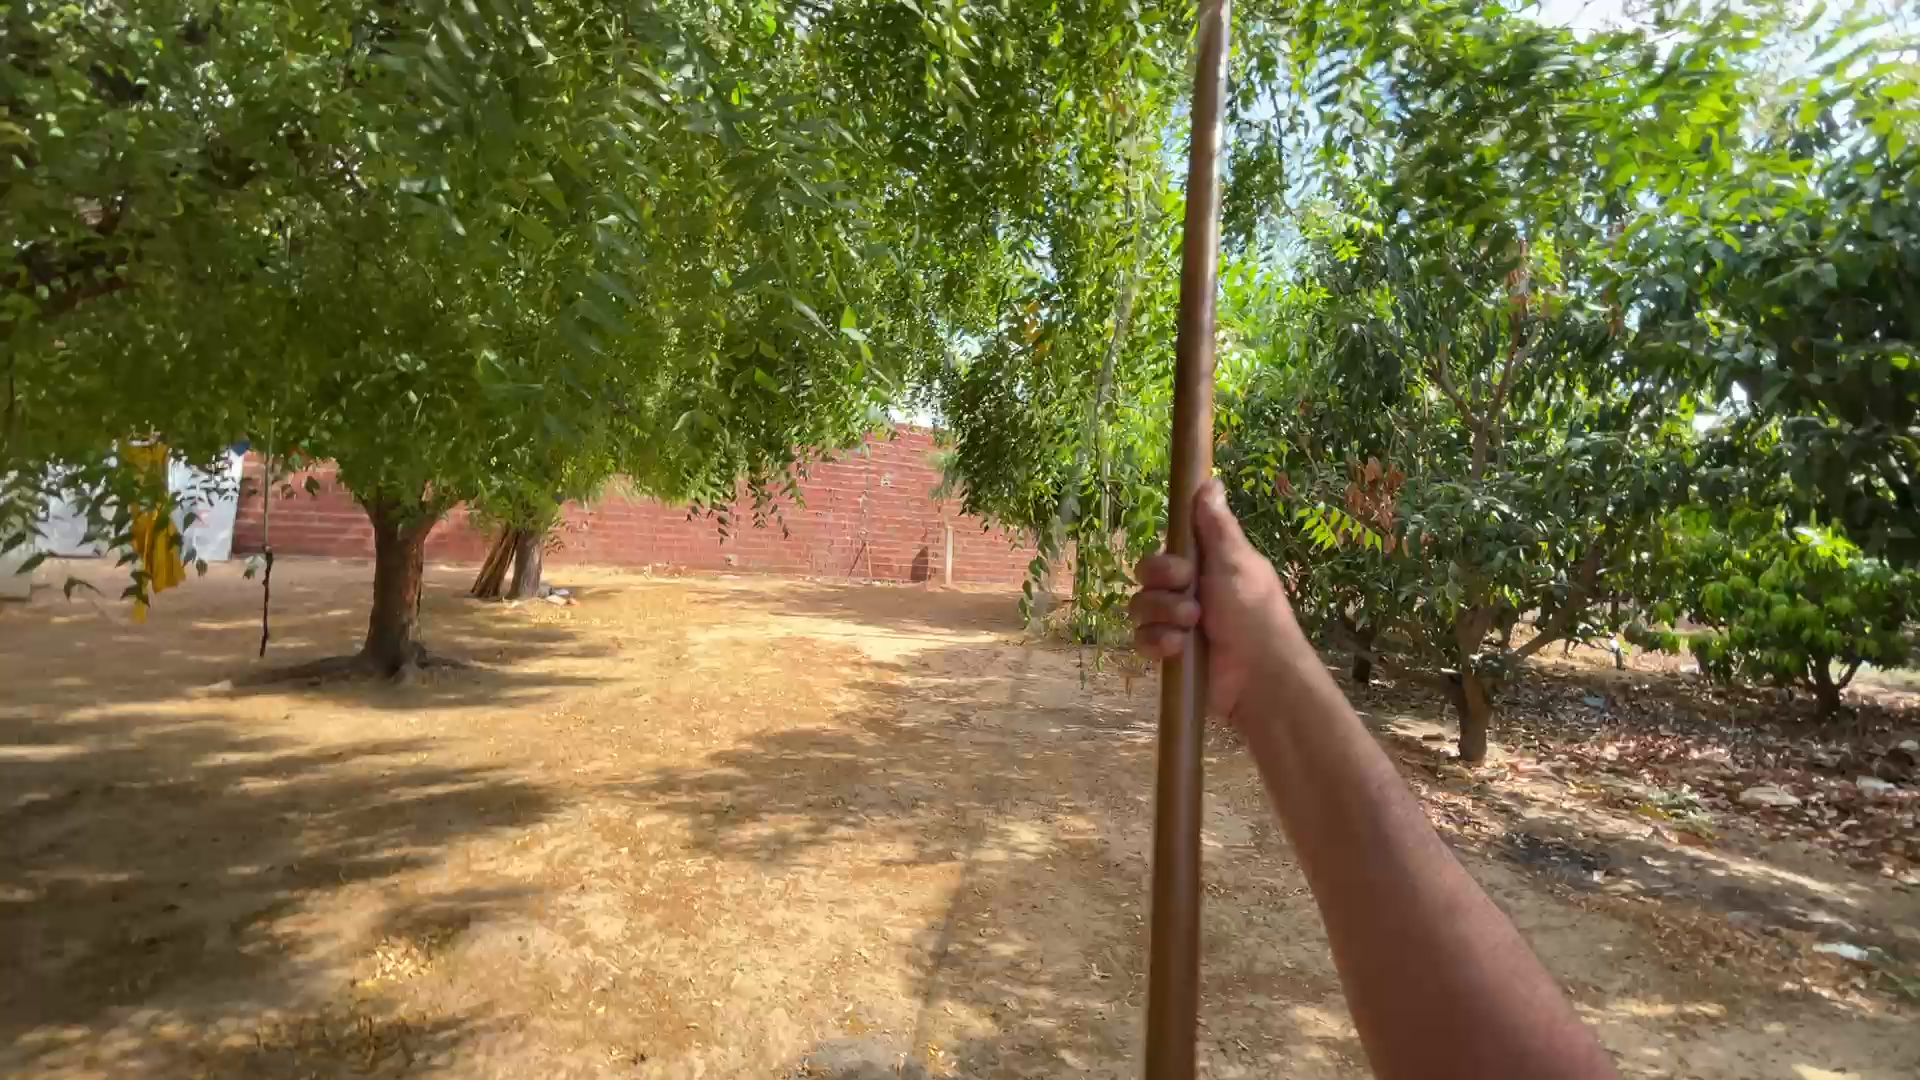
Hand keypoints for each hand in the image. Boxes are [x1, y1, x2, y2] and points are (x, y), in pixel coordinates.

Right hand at [1129, 478, 1306, 722]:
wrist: (1260, 679)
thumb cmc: (1255, 615)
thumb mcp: (1237, 563)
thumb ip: (1216, 526)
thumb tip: (1210, 480)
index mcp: (1206, 566)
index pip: (1166, 550)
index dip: (1165, 559)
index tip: (1182, 567)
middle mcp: (1188, 591)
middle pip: (1145, 577)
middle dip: (1162, 588)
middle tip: (1190, 600)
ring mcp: (1176, 623)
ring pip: (1140, 607)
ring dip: (1162, 615)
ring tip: (1190, 627)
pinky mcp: (1169, 652)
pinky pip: (1141, 638)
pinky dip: (1156, 642)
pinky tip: (1177, 648)